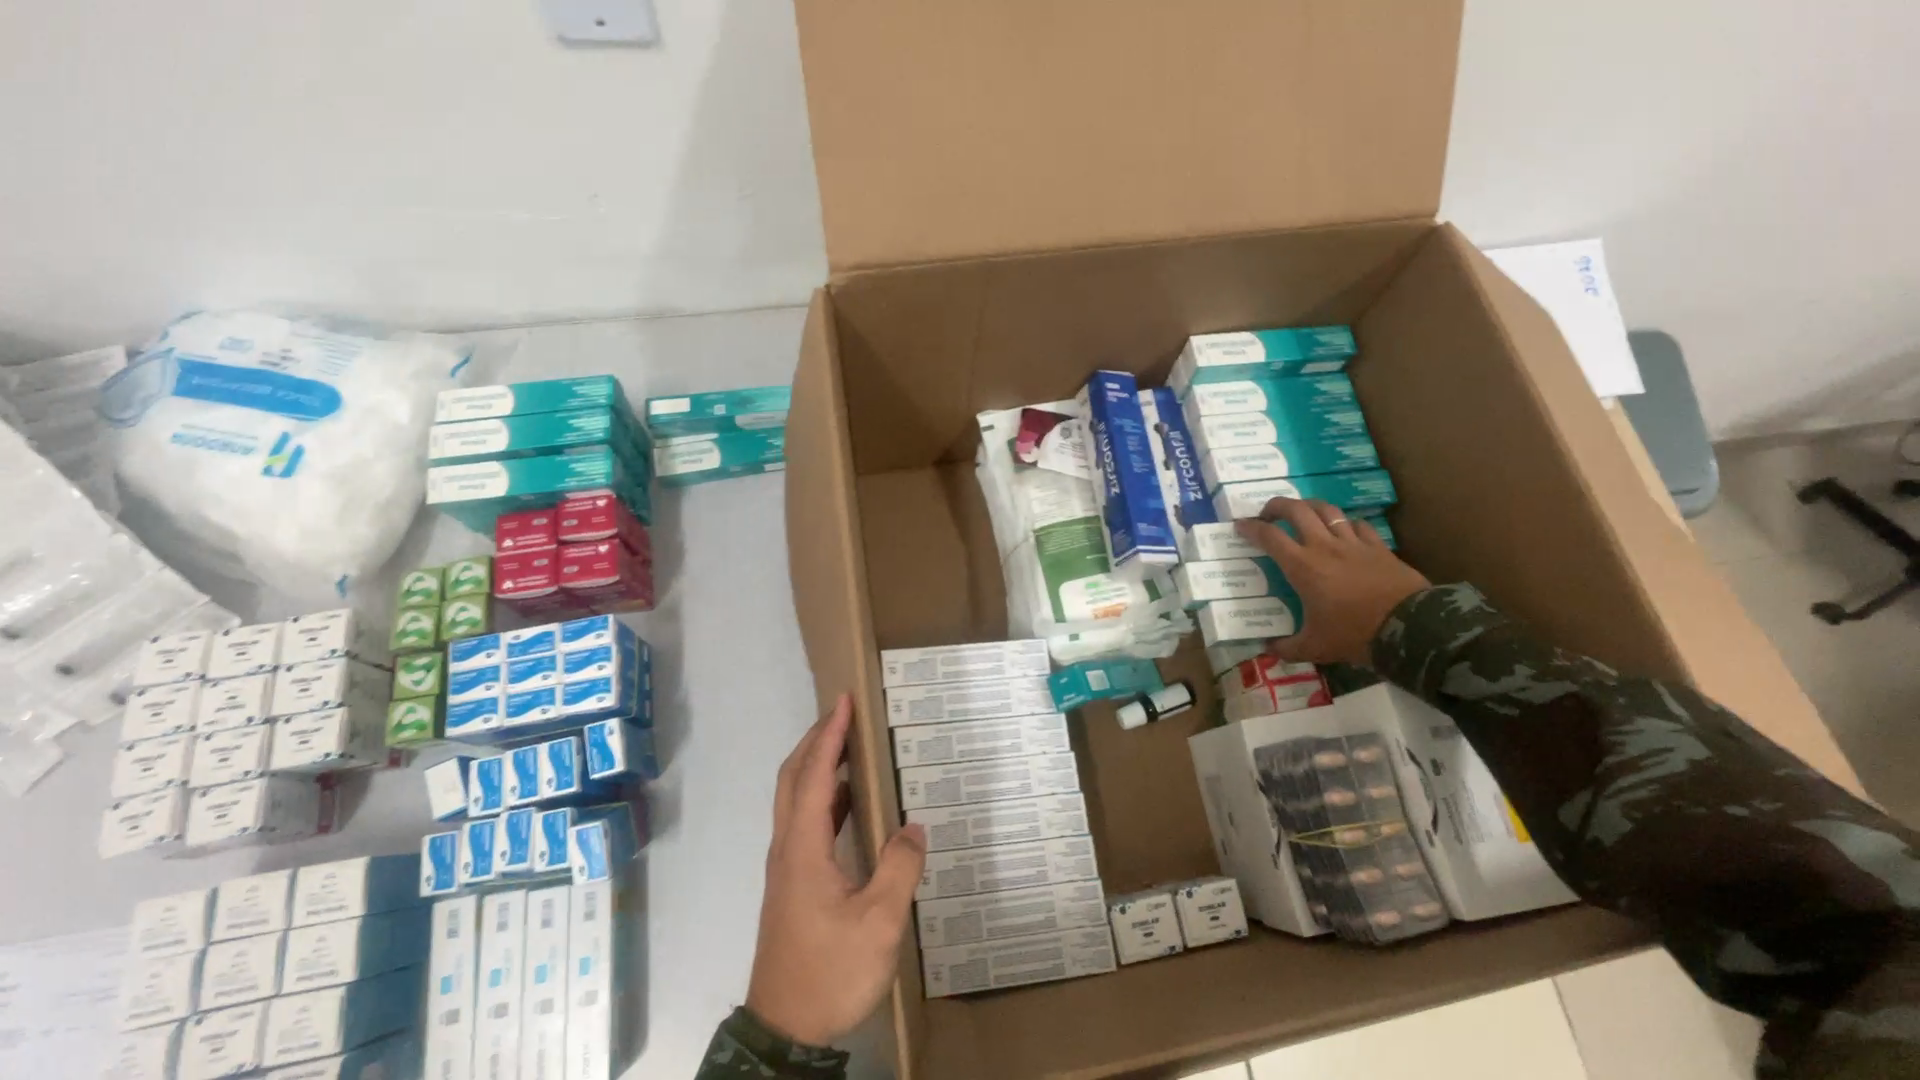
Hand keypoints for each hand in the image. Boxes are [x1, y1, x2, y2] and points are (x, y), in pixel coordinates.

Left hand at [745, 693, 926, 1047]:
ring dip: (816, 767)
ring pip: (794, 801)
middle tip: (843, 714)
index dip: (828, 736)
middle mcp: (787, 849)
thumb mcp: (878, 922)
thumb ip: (898, 868)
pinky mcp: (792, 886)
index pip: (812, 776)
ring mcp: (786, 868)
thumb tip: (912, 828)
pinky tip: (848, 806)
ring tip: (849, 747)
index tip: (843, 701)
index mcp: (802, 848)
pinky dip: (821, 799)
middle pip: (792, 779)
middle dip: (815, 741)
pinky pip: (803, 824)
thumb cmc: (830, 970)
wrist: (785, 1028)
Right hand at [1235, 498, 1431, 665]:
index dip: (1251, 527)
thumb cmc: (1354, 634)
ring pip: (1328, 510)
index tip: (1240, 525)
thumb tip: (1268, 650)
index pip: (1269, 536)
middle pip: (1296, 510)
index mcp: (1302, 566)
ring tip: (1303, 514)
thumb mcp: (1315, 647)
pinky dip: (1346, 524)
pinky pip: (1358, 525)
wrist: (1408, 628)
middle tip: (1268, 514)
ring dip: (1310, 507)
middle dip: (1277, 506)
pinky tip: (1344, 531)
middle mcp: (1324, 546)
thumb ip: (1288, 647)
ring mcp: (1353, 543)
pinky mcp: (1378, 547)